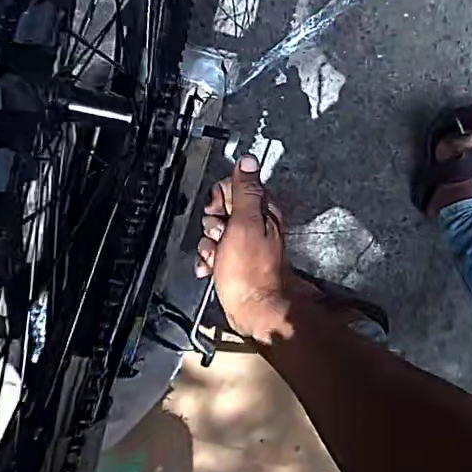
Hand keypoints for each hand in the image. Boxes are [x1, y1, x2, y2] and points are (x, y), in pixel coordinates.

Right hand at [193, 155, 309, 341]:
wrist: (252, 310)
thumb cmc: (250, 271)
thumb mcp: (245, 223)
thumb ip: (245, 190)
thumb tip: (248, 161)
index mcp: (262, 209)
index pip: (234, 185)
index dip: (220, 198)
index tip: (219, 213)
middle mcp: (256, 224)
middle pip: (221, 209)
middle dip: (212, 224)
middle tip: (220, 237)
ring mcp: (246, 243)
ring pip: (214, 232)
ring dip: (209, 245)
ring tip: (218, 257)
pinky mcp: (237, 260)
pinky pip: (215, 251)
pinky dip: (210, 259)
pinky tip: (213, 268)